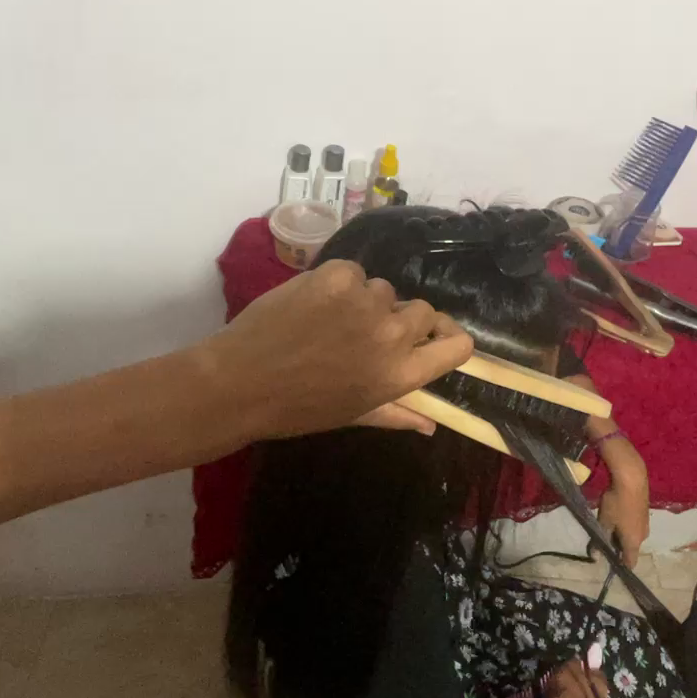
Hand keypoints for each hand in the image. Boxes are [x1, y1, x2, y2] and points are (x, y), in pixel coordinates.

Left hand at [195, 261, 472, 440]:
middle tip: (369, 331)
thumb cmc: (297, 408)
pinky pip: (353, 272)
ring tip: (331, 320)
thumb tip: (431, 425)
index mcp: (401, 374)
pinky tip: (314, 303)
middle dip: (403, 319)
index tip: (435, 338)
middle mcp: (392, 335)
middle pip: (424, 311)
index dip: (450, 338)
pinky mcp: (337, 275)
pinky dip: (339, 284)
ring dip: (366, 301)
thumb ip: (397, 413)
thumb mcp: (353, 415)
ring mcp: (365, 301)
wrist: (239, 382)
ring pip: (383, 289)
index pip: (457, 345)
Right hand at [542, 658, 608, 697]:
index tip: (576, 662)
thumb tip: (597, 647)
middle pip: (591, 685)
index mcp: (603, 687)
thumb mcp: (572, 666)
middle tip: (568, 671)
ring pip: (583, 696)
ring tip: (560, 682)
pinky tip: (558, 694)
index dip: (587, 665)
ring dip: (574, 690)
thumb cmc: (567, 687)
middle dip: (581, 679)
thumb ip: (583, 659)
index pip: (597, 671)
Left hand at [595, 436, 648, 567]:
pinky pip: (636, 525)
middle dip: (618, 546)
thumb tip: (594, 557)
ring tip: (608, 524)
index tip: (609, 562)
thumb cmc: (617, 503)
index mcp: (634, 542)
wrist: (633, 479)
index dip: (620, 564)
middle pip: (631, 548)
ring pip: (633, 536)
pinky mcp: (646, 513)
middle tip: (603, 538)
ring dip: (622, 534)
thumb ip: (599, 540)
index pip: (630, 562)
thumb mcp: (604, 522)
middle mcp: (643, 536)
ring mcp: (646, 524)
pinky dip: (627, 524)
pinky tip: (618, 514)